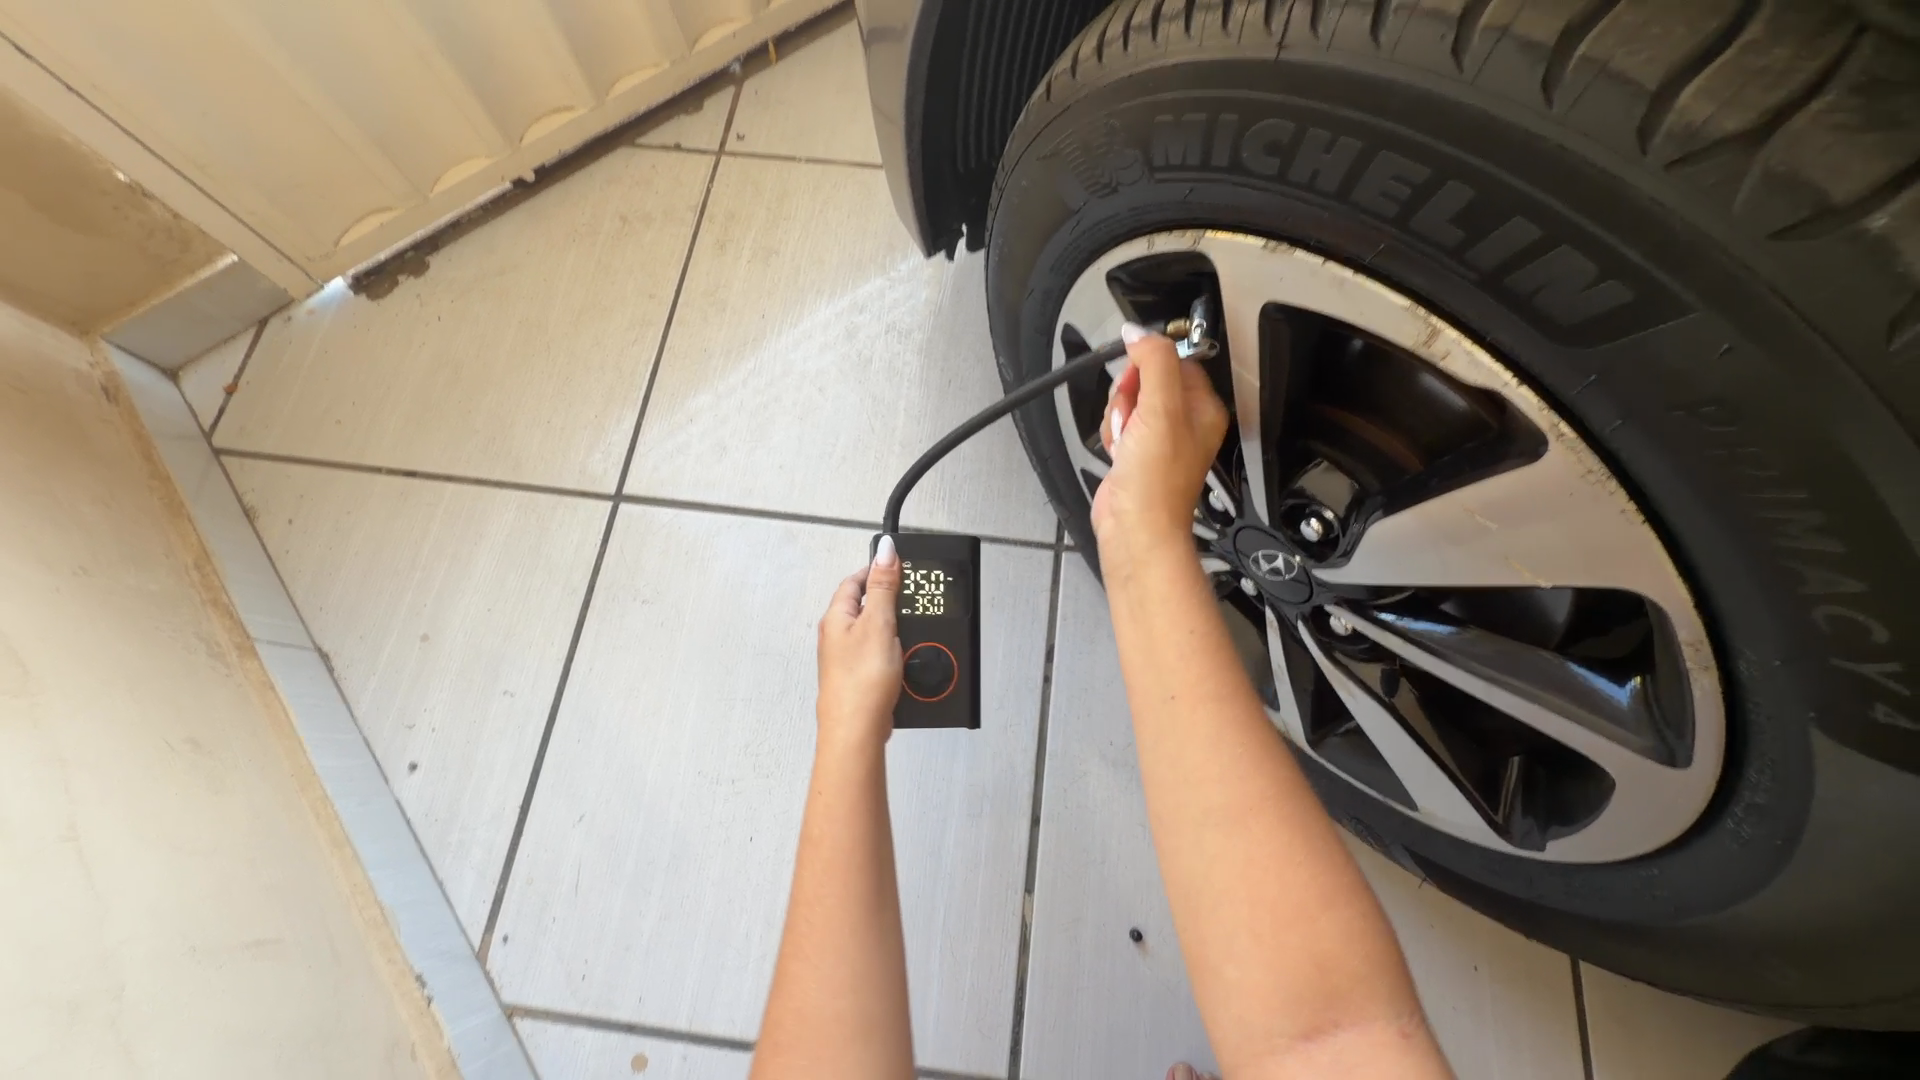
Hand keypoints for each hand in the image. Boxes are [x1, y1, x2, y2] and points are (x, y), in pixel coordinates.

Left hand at [816, 535, 904, 753]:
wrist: (856, 730)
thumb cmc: (860, 682)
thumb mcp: (878, 623)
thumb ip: (883, 587)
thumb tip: (885, 551)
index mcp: (836, 617)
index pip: (854, 581)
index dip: (875, 571)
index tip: (897, 568)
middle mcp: (837, 637)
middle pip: (864, 606)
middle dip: (888, 601)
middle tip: (909, 599)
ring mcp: (847, 659)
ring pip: (874, 633)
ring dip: (893, 630)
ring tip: (909, 632)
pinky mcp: (860, 678)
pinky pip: (879, 656)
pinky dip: (894, 653)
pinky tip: (905, 659)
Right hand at [1092, 323, 1230, 564]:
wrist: (1134, 527)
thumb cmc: (1156, 481)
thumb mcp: (1159, 409)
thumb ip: (1153, 362)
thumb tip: (1137, 331)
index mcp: (1203, 407)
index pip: (1173, 361)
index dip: (1147, 366)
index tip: (1137, 382)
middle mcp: (1184, 421)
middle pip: (1145, 380)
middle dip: (1127, 396)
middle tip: (1132, 419)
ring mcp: (1159, 438)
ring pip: (1127, 402)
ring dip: (1117, 417)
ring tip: (1124, 442)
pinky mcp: (1136, 453)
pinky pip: (1118, 425)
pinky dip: (1111, 435)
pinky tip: (1117, 454)